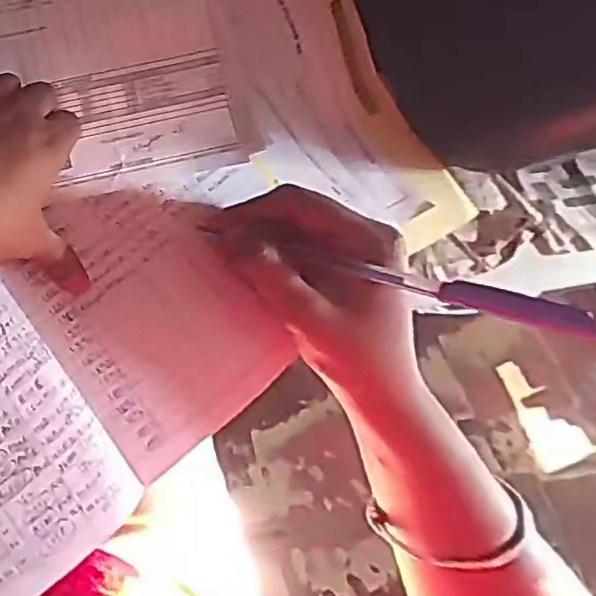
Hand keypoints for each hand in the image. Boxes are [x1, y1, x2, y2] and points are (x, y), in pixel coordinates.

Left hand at [0, 75, 87, 292]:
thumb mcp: (27, 242)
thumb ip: (60, 259)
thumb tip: (83, 287)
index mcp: (50, 143)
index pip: (71, 123)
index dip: (61, 138)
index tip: (49, 158)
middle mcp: (22, 114)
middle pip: (44, 93)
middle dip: (39, 111)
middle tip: (24, 142)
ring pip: (8, 83)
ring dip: (8, 97)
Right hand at [207, 185, 419, 394]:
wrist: (381, 391)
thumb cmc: (358, 358)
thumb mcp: (310, 318)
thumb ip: (271, 276)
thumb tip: (229, 241)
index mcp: (369, 239)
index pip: (301, 204)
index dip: (253, 211)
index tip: (217, 227)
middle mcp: (362, 234)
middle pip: (294, 211)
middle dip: (251, 224)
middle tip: (214, 240)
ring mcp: (350, 248)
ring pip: (289, 227)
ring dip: (255, 238)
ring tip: (225, 253)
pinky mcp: (336, 263)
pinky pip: (292, 246)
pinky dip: (265, 253)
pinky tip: (246, 266)